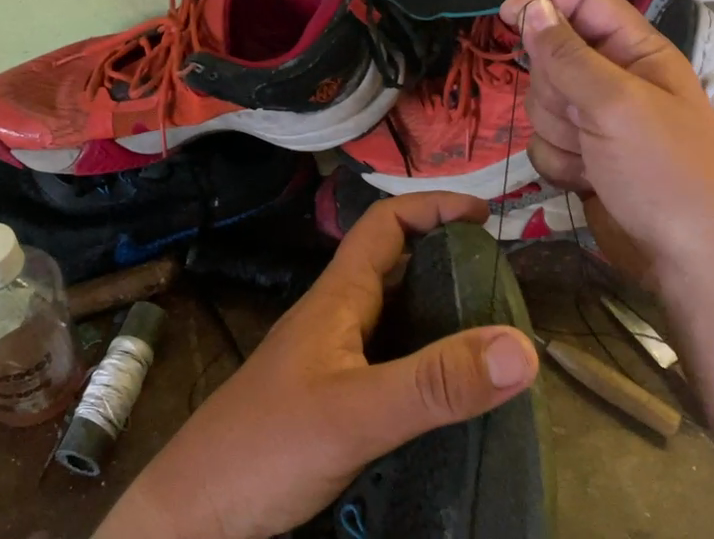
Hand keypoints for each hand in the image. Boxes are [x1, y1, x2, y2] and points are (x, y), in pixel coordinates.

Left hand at [95, 193, 539, 538]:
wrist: (191, 514)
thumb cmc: (264, 447)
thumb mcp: (357, 413)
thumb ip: (435, 383)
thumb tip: (522, 347)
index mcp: (337, 299)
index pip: (386, 224)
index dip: (434, 206)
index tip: (487, 214)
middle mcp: (333, 320)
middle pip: (392, 266)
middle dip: (445, 258)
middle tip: (501, 284)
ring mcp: (327, 362)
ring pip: (390, 318)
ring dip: (436, 312)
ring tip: (488, 335)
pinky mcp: (326, 403)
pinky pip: (385, 364)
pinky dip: (422, 362)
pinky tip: (445, 393)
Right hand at [497, 0, 713, 275]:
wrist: (693, 261)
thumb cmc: (667, 173)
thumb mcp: (617, 104)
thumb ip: (568, 55)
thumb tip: (532, 8)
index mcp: (637, 51)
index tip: (503, 16)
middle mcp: (615, 79)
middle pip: (550, 55)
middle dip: (553, 88)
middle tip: (584, 117)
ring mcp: (598, 121)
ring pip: (540, 103)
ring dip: (557, 132)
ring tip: (593, 157)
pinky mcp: (583, 157)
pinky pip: (543, 143)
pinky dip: (558, 163)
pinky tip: (587, 181)